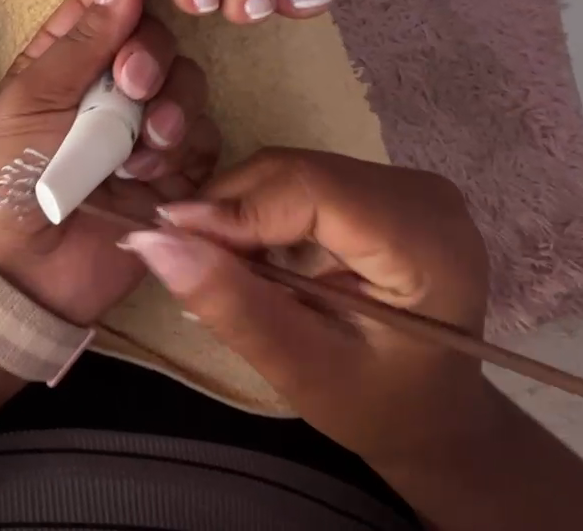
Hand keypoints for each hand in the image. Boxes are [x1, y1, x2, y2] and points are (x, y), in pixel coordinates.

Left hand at [0, 0, 222, 325]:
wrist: (19, 269)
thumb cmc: (7, 174)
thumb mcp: (32, 99)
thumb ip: (81, 42)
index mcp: (68, 57)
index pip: (112, 5)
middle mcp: (110, 84)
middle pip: (159, 42)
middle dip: (152, 59)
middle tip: (133, 87)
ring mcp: (144, 127)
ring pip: (189, 87)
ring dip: (171, 110)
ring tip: (141, 146)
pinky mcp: (175, 173)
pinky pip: (203, 141)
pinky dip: (182, 153)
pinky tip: (147, 177)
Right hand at [121, 148, 495, 464]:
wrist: (430, 412)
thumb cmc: (376, 405)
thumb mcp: (300, 368)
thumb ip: (231, 303)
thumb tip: (151, 240)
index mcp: (427, 246)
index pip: (310, 189)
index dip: (233, 207)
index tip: (170, 236)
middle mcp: (421, 196)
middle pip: (293, 171)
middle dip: (228, 209)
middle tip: (189, 257)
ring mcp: (402, 184)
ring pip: (286, 168)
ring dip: (237, 208)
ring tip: (223, 263)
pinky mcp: (378, 185)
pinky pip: (294, 177)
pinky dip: (256, 207)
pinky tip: (252, 251)